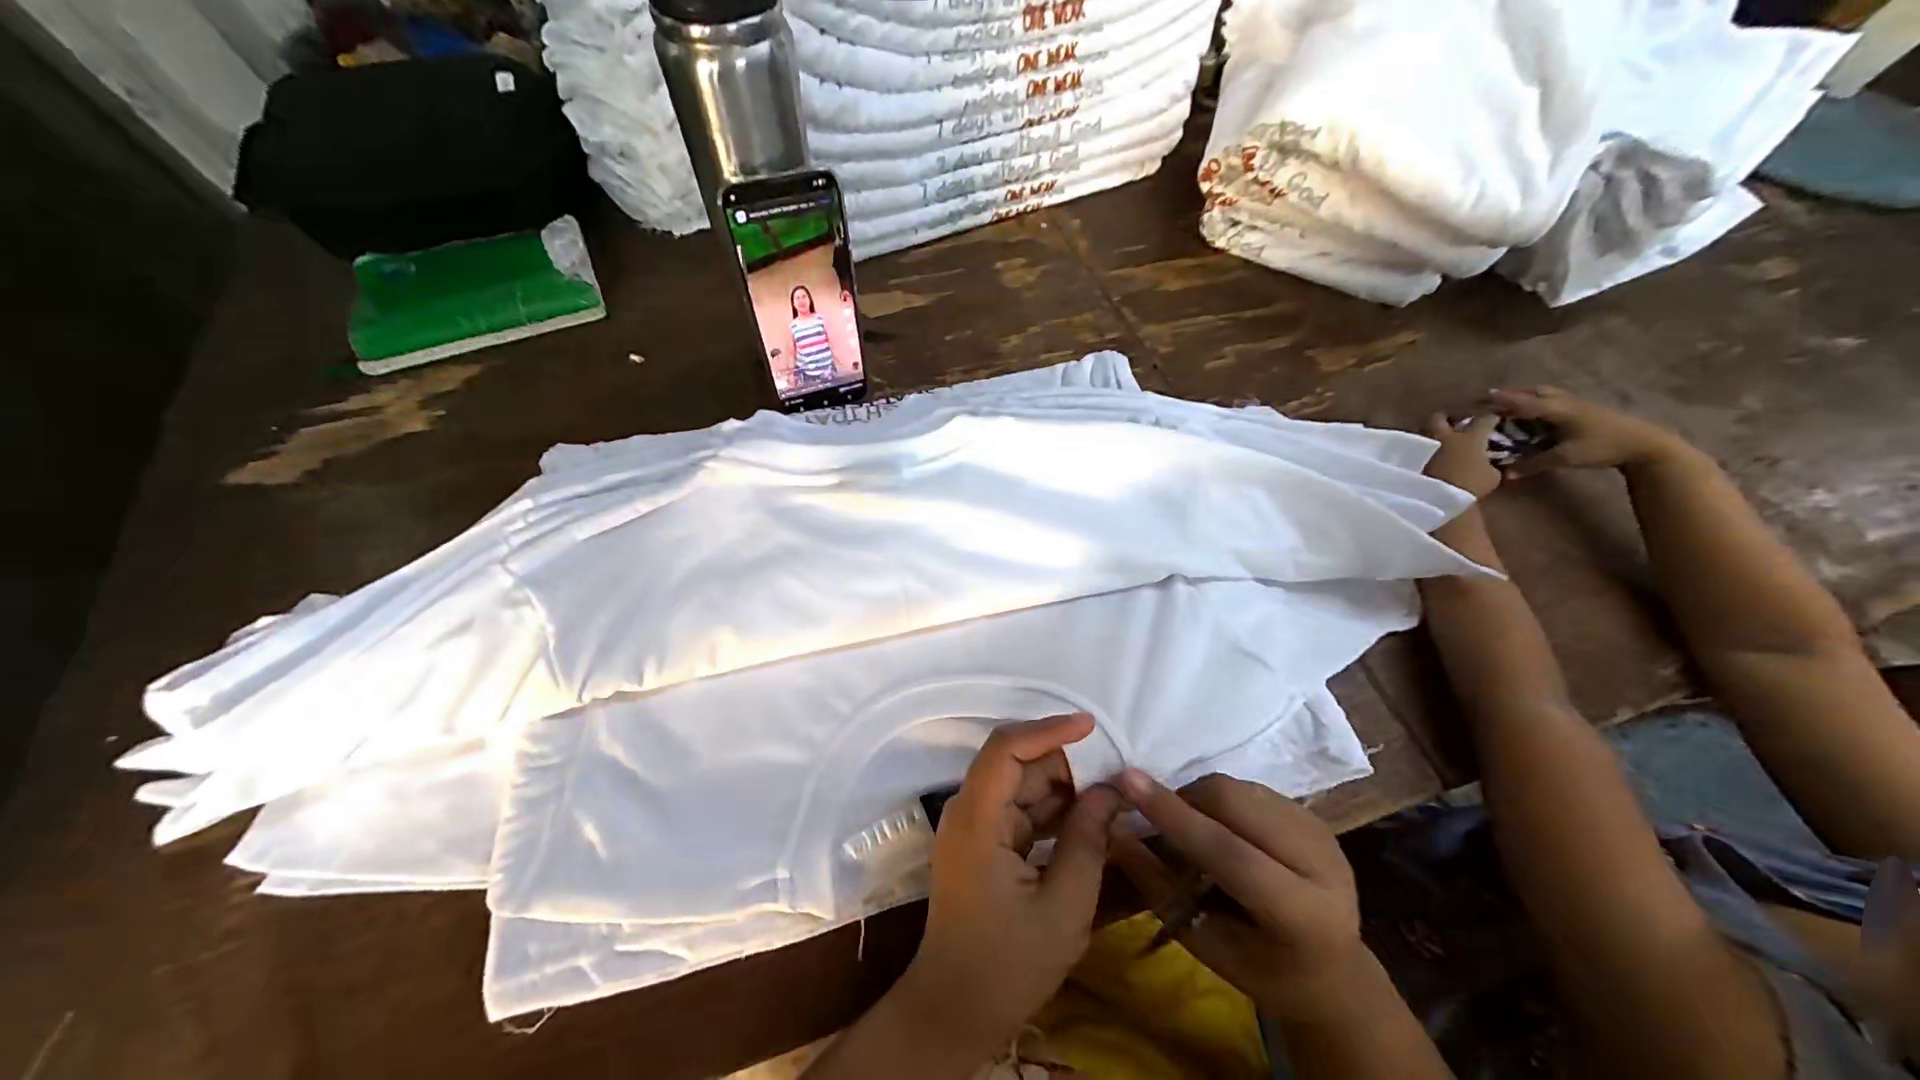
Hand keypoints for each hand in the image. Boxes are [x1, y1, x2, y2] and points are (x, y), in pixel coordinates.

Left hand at [899, 714, 1124, 1053]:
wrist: (956, 1010)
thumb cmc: (1008, 963)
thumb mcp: (1063, 905)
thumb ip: (1087, 840)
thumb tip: (1109, 792)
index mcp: (977, 821)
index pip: (1005, 751)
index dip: (1047, 730)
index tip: (1091, 726)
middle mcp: (969, 813)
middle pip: (1016, 765)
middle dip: (1065, 766)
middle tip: (1113, 779)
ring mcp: (974, 829)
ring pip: (1021, 787)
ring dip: (1062, 790)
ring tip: (1109, 802)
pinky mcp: (983, 846)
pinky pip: (1020, 812)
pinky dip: (1052, 813)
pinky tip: (1087, 824)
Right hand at [1111, 771, 1367, 1021]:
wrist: (1330, 970)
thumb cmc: (1261, 970)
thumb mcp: (1205, 944)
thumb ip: (1159, 886)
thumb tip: (1113, 832)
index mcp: (1303, 915)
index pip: (1231, 853)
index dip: (1176, 816)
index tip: (1127, 782)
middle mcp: (1323, 865)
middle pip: (1238, 803)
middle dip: (1186, 797)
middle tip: (1155, 814)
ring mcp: (1323, 833)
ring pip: (1243, 788)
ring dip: (1201, 795)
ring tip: (1188, 826)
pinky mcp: (1315, 815)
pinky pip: (1252, 789)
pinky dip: (1221, 798)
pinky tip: (1216, 825)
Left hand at [1422, 413, 1503, 499]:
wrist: (1437, 499)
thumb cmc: (1470, 487)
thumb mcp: (1491, 477)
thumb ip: (1490, 464)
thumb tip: (1487, 463)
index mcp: (1470, 437)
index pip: (1483, 419)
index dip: (1489, 419)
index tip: (1492, 421)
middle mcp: (1445, 436)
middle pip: (1441, 417)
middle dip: (1447, 418)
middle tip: (1453, 425)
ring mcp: (1425, 445)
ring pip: (1423, 429)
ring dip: (1430, 433)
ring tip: (1438, 441)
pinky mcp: (1409, 457)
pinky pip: (1415, 446)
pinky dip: (1421, 448)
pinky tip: (1428, 454)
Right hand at [1490, 386, 1686, 476]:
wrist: (1645, 444)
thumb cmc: (1603, 448)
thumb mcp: (1566, 458)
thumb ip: (1533, 464)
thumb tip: (1505, 474)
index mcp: (1558, 410)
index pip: (1524, 402)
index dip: (1502, 400)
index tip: (1481, 397)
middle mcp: (1565, 402)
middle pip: (1534, 392)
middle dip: (1512, 395)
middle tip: (1491, 400)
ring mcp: (1577, 404)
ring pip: (1546, 394)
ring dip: (1526, 396)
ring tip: (1510, 404)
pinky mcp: (1584, 410)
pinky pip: (1553, 401)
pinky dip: (1538, 402)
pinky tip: (1535, 412)